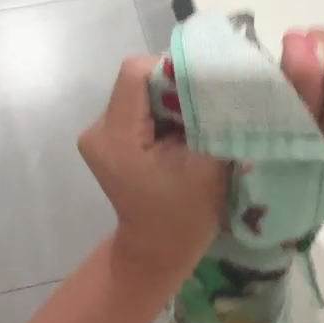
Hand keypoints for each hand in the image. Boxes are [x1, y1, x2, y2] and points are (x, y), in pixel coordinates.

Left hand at [78, 56, 227, 279]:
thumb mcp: (208, 165)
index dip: (173, 71)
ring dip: (170, 102)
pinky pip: (137, 107)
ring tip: (194, 127)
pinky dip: (162, 114)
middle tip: (206, 111)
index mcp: (116, 137)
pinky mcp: (107, 138)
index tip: (203, 90)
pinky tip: (180, 135)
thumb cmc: (185, 216)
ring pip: (140, 92)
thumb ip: (213, 120)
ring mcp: (98, 133)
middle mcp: (97, 129)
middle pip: (138, 81)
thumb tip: (226, 79)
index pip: (136, 72)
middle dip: (175, 89)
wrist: (157, 251)